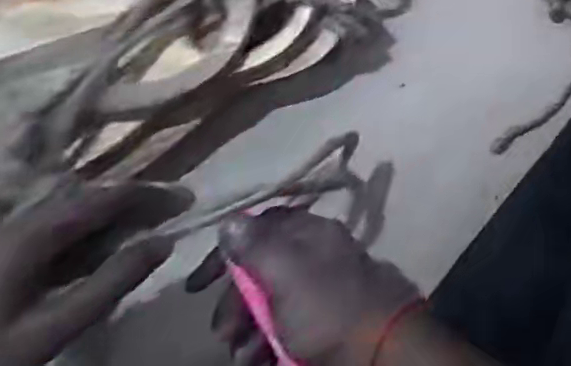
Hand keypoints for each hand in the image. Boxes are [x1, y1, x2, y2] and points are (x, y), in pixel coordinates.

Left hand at [0, 184, 188, 365]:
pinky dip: (61, 241)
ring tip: (121, 243)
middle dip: (125, 208)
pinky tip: (68, 264)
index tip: (190, 202)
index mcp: (28, 234)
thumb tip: (166, 240)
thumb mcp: (47, 332)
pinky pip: (25, 238)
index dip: (154, 195)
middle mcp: (2, 228)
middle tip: (160, 221)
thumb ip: (112, 282)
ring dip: (93, 226)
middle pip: (78, 203)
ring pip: (51, 221)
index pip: (109, 196)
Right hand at [190, 209, 418, 365]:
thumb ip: (260, 248)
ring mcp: (314, 290)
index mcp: (313, 235)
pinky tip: (262, 361)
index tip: (195, 287)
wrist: (375, 346)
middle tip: (228, 333)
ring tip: (250, 354)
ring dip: (245, 334)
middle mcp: (314, 256)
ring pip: (261, 308)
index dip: (226, 252)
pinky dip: (262, 347)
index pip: (263, 227)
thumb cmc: (330, 307)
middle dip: (233, 306)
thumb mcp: (289, 274)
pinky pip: (274, 330)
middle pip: (255, 273)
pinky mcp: (314, 321)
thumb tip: (230, 219)